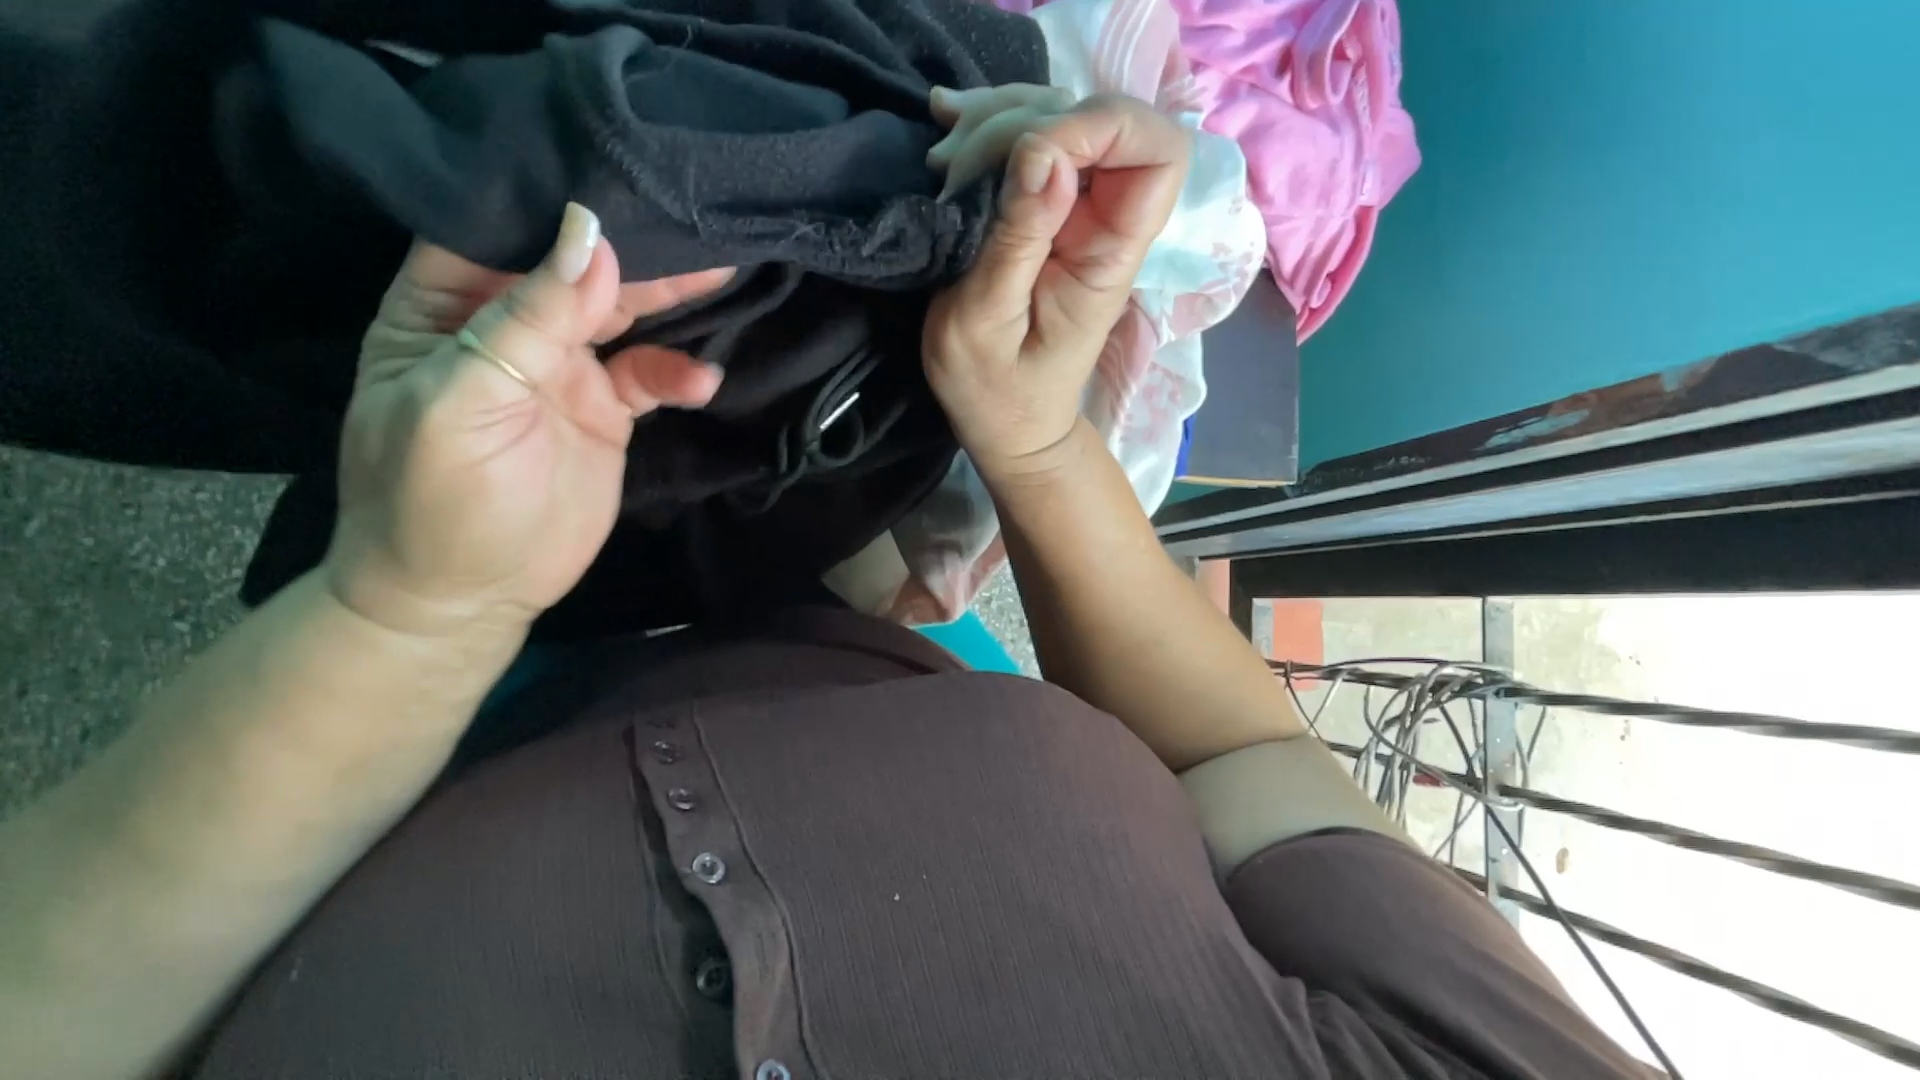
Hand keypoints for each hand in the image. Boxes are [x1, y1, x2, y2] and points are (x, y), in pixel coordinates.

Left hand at [323, 203, 734, 639]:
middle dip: (631, 247)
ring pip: (621, 314)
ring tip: (722, 274)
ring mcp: (561, 369)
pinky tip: (702, 382)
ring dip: (669, 299)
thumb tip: (590, 235)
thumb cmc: (434, 499)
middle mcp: (506, 326)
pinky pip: (649, 376)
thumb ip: (529, 318)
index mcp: (444, 305)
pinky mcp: (604, 411)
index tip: (618, 168)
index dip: (553, 201)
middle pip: (574, 267)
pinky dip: (678, 374)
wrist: (469, 596)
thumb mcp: (465, 400)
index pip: (498, 228)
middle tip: (696, 223)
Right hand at [921, 88, 1189, 481]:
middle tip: (955, 162)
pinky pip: (1031, 146)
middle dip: (1027, 121)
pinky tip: (947, 140)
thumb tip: (1043, 152)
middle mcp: (1106, 224)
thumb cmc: (995, 391)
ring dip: (998, 123)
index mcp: (1110, 255)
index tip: (1027, 150)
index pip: (1159, 154)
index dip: (1104, 127)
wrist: (1008, 425)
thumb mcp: (988, 321)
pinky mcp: (1046, 215)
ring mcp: (1077, 216)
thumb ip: (1018, 239)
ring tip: (942, 156)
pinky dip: (988, 132)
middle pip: (1101, 123)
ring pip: (1061, 124)